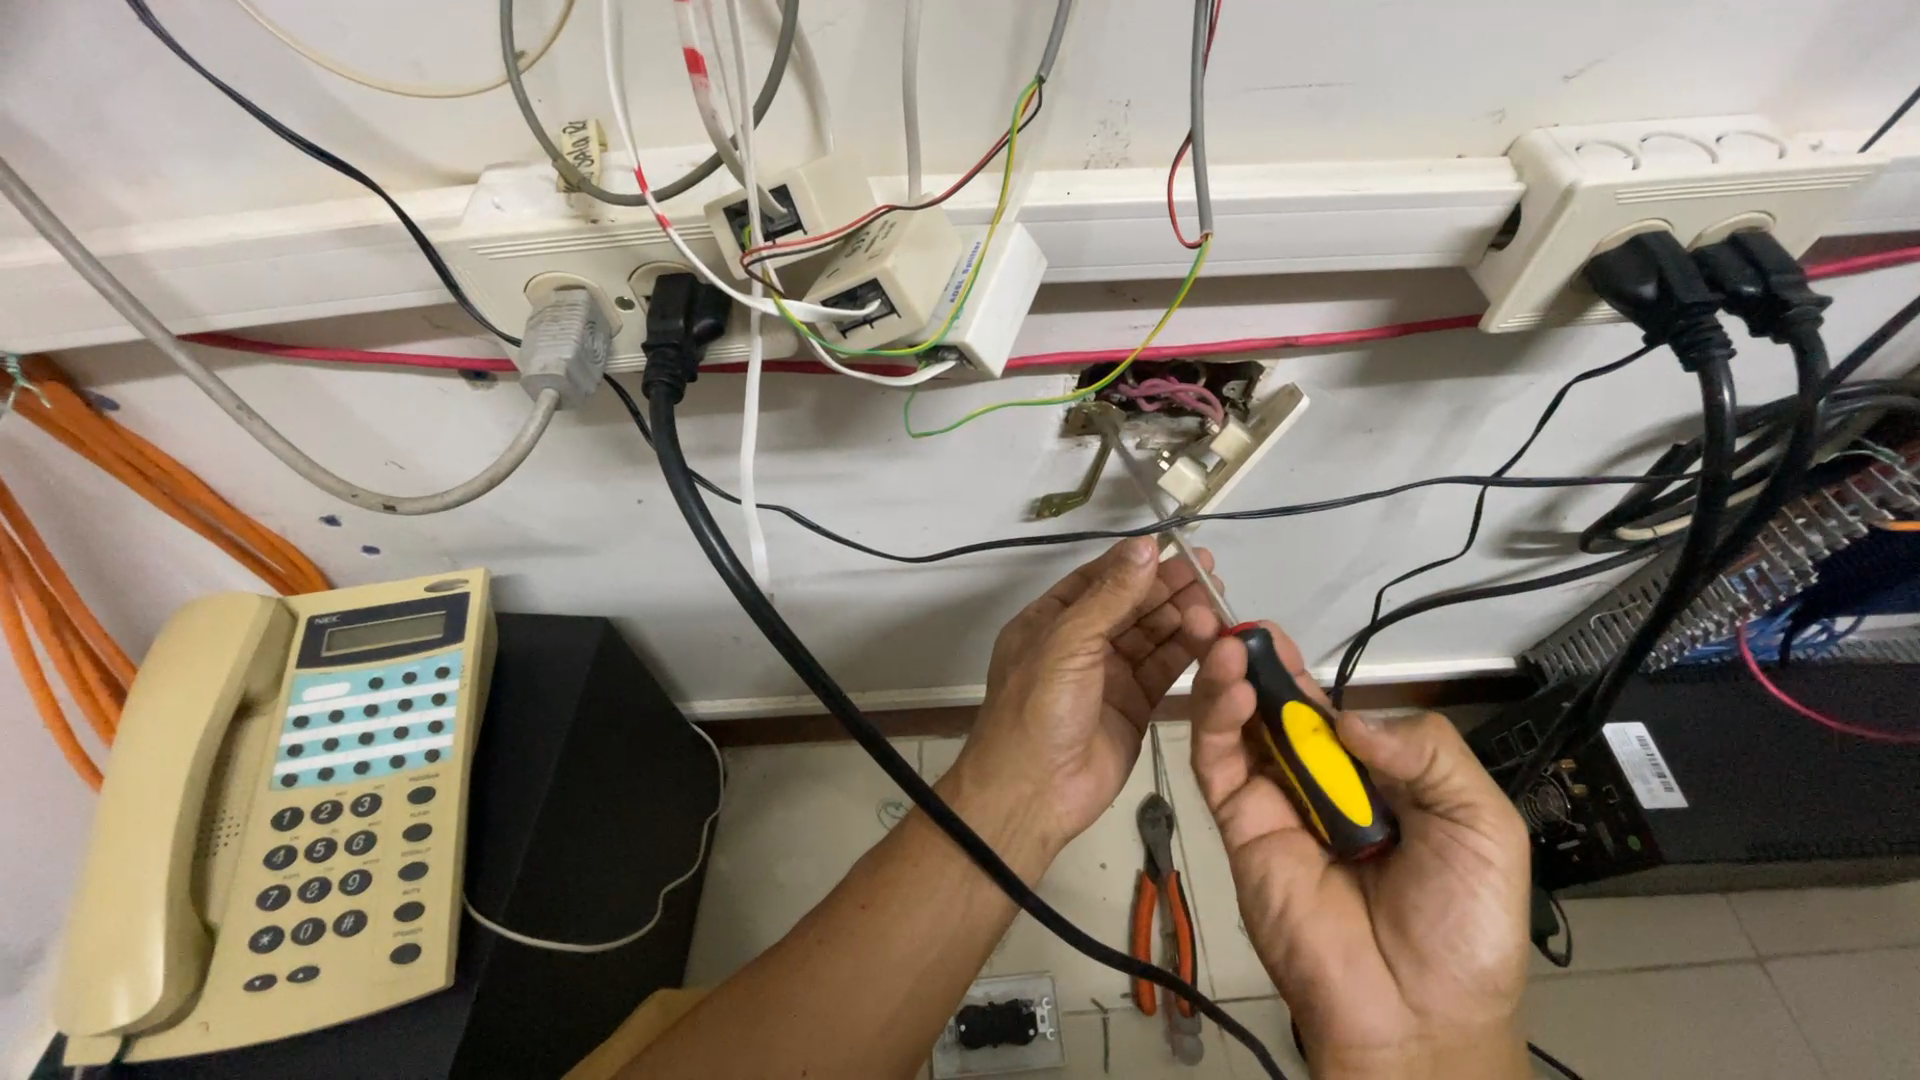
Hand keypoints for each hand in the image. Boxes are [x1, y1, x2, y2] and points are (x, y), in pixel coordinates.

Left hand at [944, 537, 1220, 865]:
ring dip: (1180, 618)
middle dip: (1165, 589)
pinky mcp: (1132, 706)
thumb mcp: (1068, 642)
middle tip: (1209, 570)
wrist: (1033, 792)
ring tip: (1217, 597)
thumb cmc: (1039, 707)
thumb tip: (1144, 545)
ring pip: (1149, 637)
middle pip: (1128, 607)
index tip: (1176, 548)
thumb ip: (1110, 596)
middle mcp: (1078, 645)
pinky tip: (1212, 634)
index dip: (1135, 564)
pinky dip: (1186, 653)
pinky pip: (1161, 671)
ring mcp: (1106, 677)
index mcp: (1049, 622)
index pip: (1097, 581)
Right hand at [1189, 622, 1531, 1079]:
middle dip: (1251, 662)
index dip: (1298, 670)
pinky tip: (1233, 694)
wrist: (1415, 1013)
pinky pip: (1220, 766)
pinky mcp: (1239, 825)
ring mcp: (1273, 801)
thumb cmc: (1462, 924)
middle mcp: (1316, 780)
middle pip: (1274, 709)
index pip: (1326, 709)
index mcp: (1372, 775)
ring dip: (1228, 680)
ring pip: (1239, 727)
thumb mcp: (1483, 824)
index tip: (1271, 632)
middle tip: (1232, 621)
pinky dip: (1217, 724)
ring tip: (1226, 643)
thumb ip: (1426, 753)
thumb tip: (1347, 718)